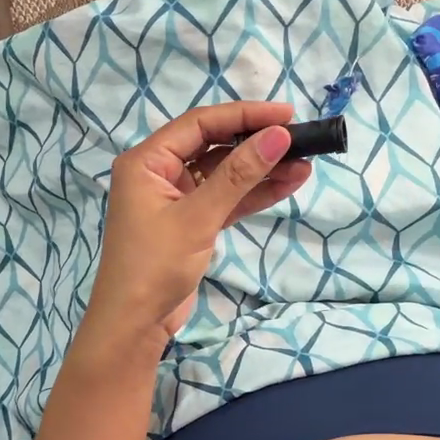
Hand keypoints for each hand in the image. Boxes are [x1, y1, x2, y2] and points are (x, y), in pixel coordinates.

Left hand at [84, 102, 311, 344]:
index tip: (286, 115)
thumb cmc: (154, 266)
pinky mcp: (191, 223)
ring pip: (224, 174)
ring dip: (261, 171)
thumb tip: (278, 136)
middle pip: (214, 145)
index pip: (200, 124)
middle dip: (257, 144)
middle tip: (301, 140)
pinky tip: (287, 185)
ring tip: (305, 165)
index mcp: (147, 161)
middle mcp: (159, 173)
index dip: (244, 116)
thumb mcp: (198, 217)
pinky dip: (252, 194)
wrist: (134, 323)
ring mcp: (176, 199)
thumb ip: (239, 176)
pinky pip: (225, 199)